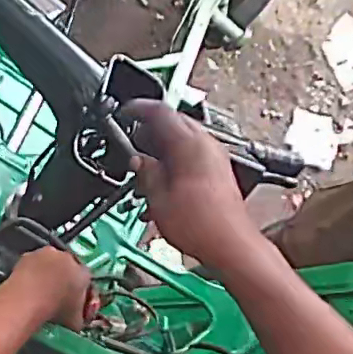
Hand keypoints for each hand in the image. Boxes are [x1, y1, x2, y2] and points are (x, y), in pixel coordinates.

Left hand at [5, 247, 96, 329]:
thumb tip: (78, 319)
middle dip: (63, 277)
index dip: (79, 289)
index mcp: (83, 273)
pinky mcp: (28, 255)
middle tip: (55, 293)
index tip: (71, 298)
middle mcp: (68, 259)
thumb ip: (80, 317)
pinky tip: (26, 284)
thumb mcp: (75, 322)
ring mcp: (47, 254)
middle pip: (68, 267)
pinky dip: (31, 271)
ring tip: (38, 289)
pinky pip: (33, 263)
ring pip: (50, 262)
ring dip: (47, 272)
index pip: (86, 279)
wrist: (27, 301)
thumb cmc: (56, 312)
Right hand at [124, 100, 267, 270]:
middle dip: (148, 132)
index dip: (138, 108)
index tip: (124, 111)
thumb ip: (146, 173)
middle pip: (173, 124)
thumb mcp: (158, 199)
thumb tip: (138, 162)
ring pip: (182, 141)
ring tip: (143, 173)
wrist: (228, 245)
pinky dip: (174, 163)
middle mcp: (206, 145)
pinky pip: (192, 156)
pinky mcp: (218, 172)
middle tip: (130, 144)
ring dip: (161, 151)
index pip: (160, 112)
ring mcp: (215, 158)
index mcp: (189, 145)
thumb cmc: (200, 225)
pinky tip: (161, 185)